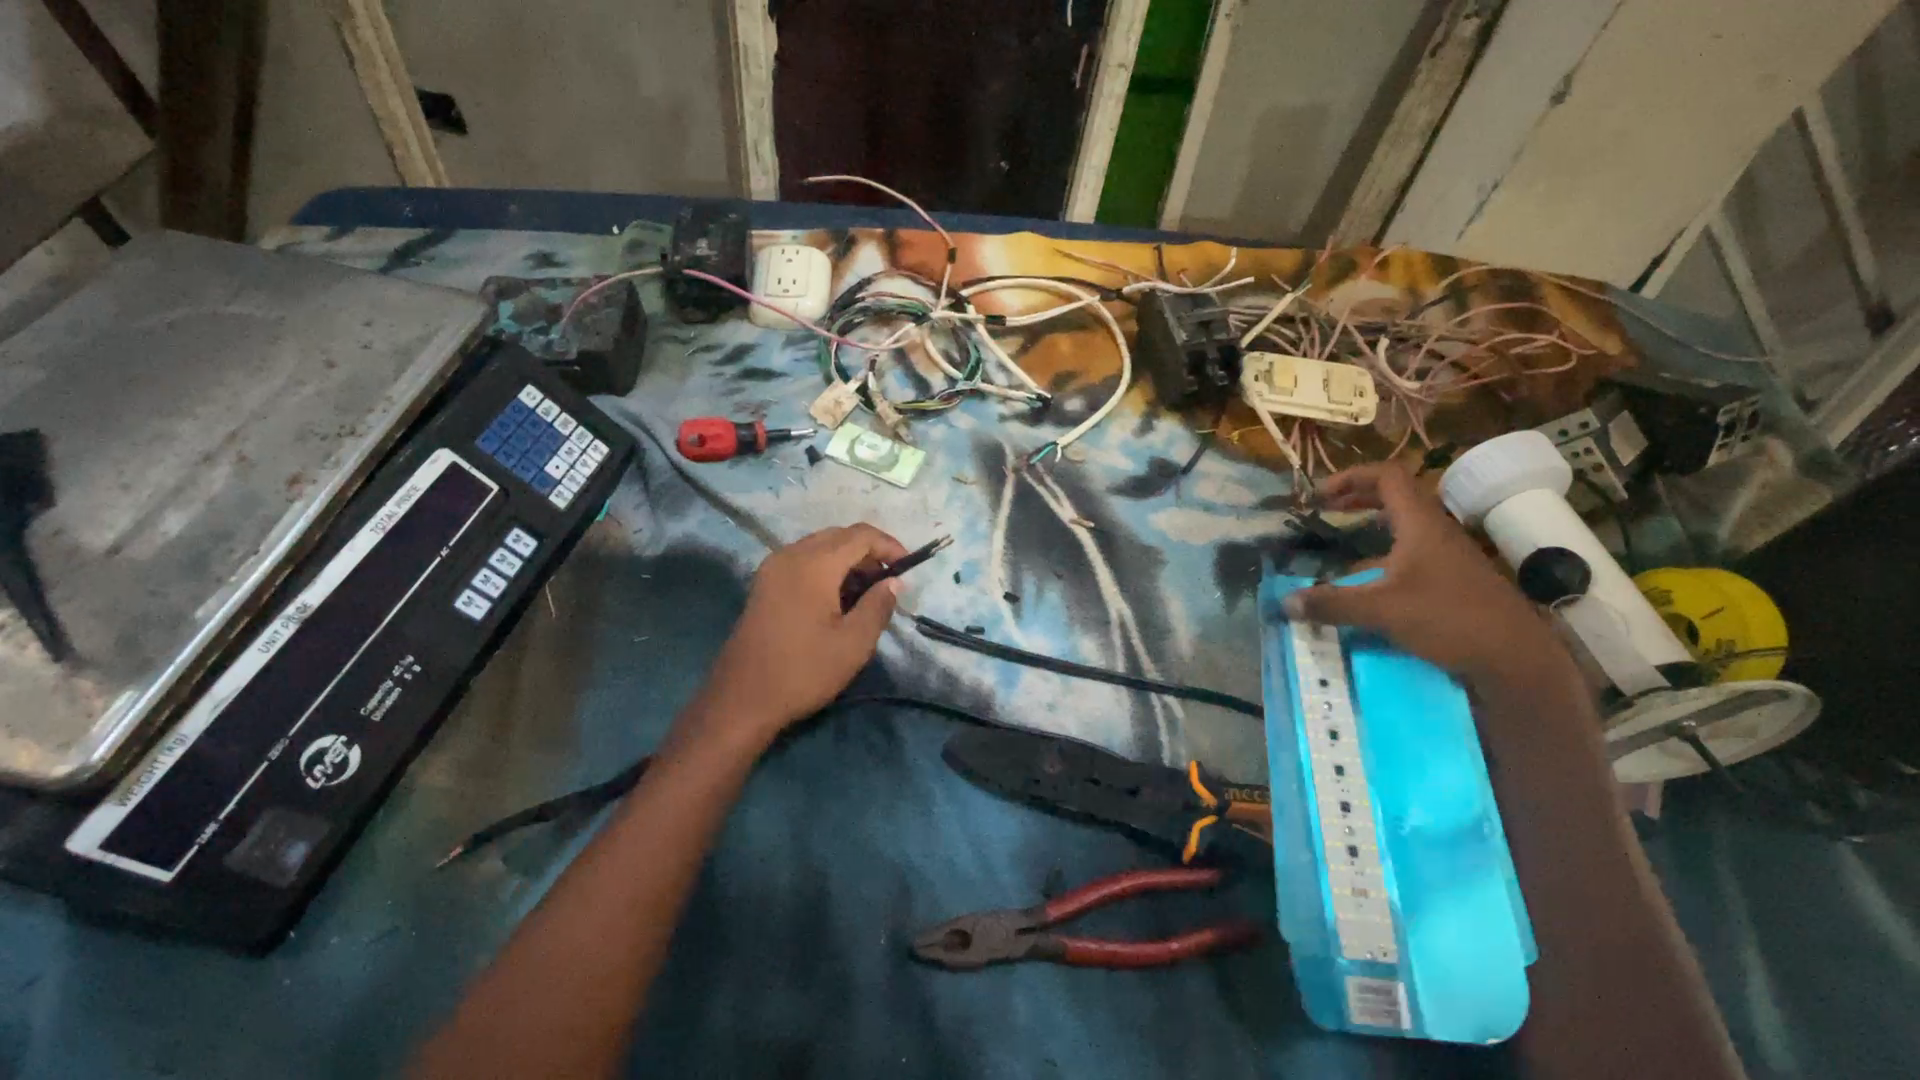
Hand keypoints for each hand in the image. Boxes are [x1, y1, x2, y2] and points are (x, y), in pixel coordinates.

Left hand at [689, 524, 908, 750]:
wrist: (743, 698)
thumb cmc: (803, 671)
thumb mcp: (854, 643)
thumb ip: (878, 605)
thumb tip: (893, 582)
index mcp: (814, 564)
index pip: (860, 535)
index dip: (889, 546)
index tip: (908, 569)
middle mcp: (790, 555)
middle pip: (839, 536)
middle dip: (868, 554)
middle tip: (888, 584)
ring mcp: (772, 568)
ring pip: (820, 547)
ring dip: (847, 562)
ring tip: (866, 595)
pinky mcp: (764, 584)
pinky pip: (803, 561)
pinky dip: (826, 570)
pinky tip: (837, 600)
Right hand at [1284, 463, 1573, 686]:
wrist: (1515, 657)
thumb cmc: (1449, 618)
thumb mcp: (1382, 610)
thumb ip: (1333, 604)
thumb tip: (1285, 602)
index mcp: (1420, 524)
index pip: (1388, 476)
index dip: (1351, 476)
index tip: (1320, 495)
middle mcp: (1435, 532)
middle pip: (1395, 498)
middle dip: (1358, 500)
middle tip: (1327, 511)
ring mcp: (1447, 558)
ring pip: (1403, 531)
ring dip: (1370, 534)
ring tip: (1339, 552)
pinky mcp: (1452, 583)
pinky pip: (1411, 559)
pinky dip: (1383, 564)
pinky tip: (1365, 591)